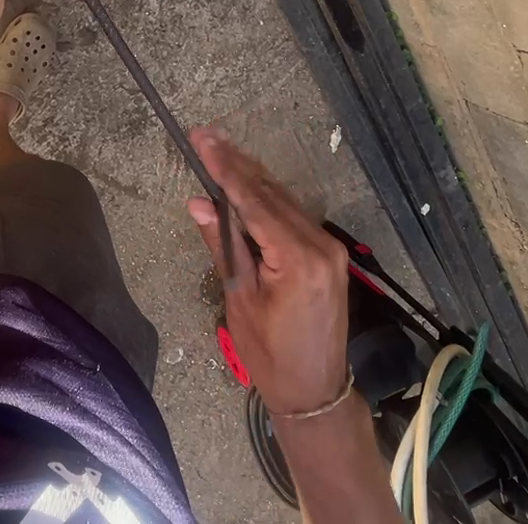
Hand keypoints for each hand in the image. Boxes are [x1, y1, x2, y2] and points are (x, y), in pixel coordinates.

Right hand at [186, 128, 351, 416]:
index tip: (202, 139)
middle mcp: (321, 244)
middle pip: (270, 193)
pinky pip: (292, 215)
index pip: (254, 201)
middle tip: (206, 134)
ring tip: (219, 148)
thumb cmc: (270, 353)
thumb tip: (198, 202)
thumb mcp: (239, 298)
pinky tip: (245, 181)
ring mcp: (329, 247)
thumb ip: (222, 244)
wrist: (314, 392)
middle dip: (236, 163)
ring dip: (250, 175)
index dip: (224, 169)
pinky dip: (266, 198)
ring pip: (282, 200)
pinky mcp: (328, 253)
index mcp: (299, 258)